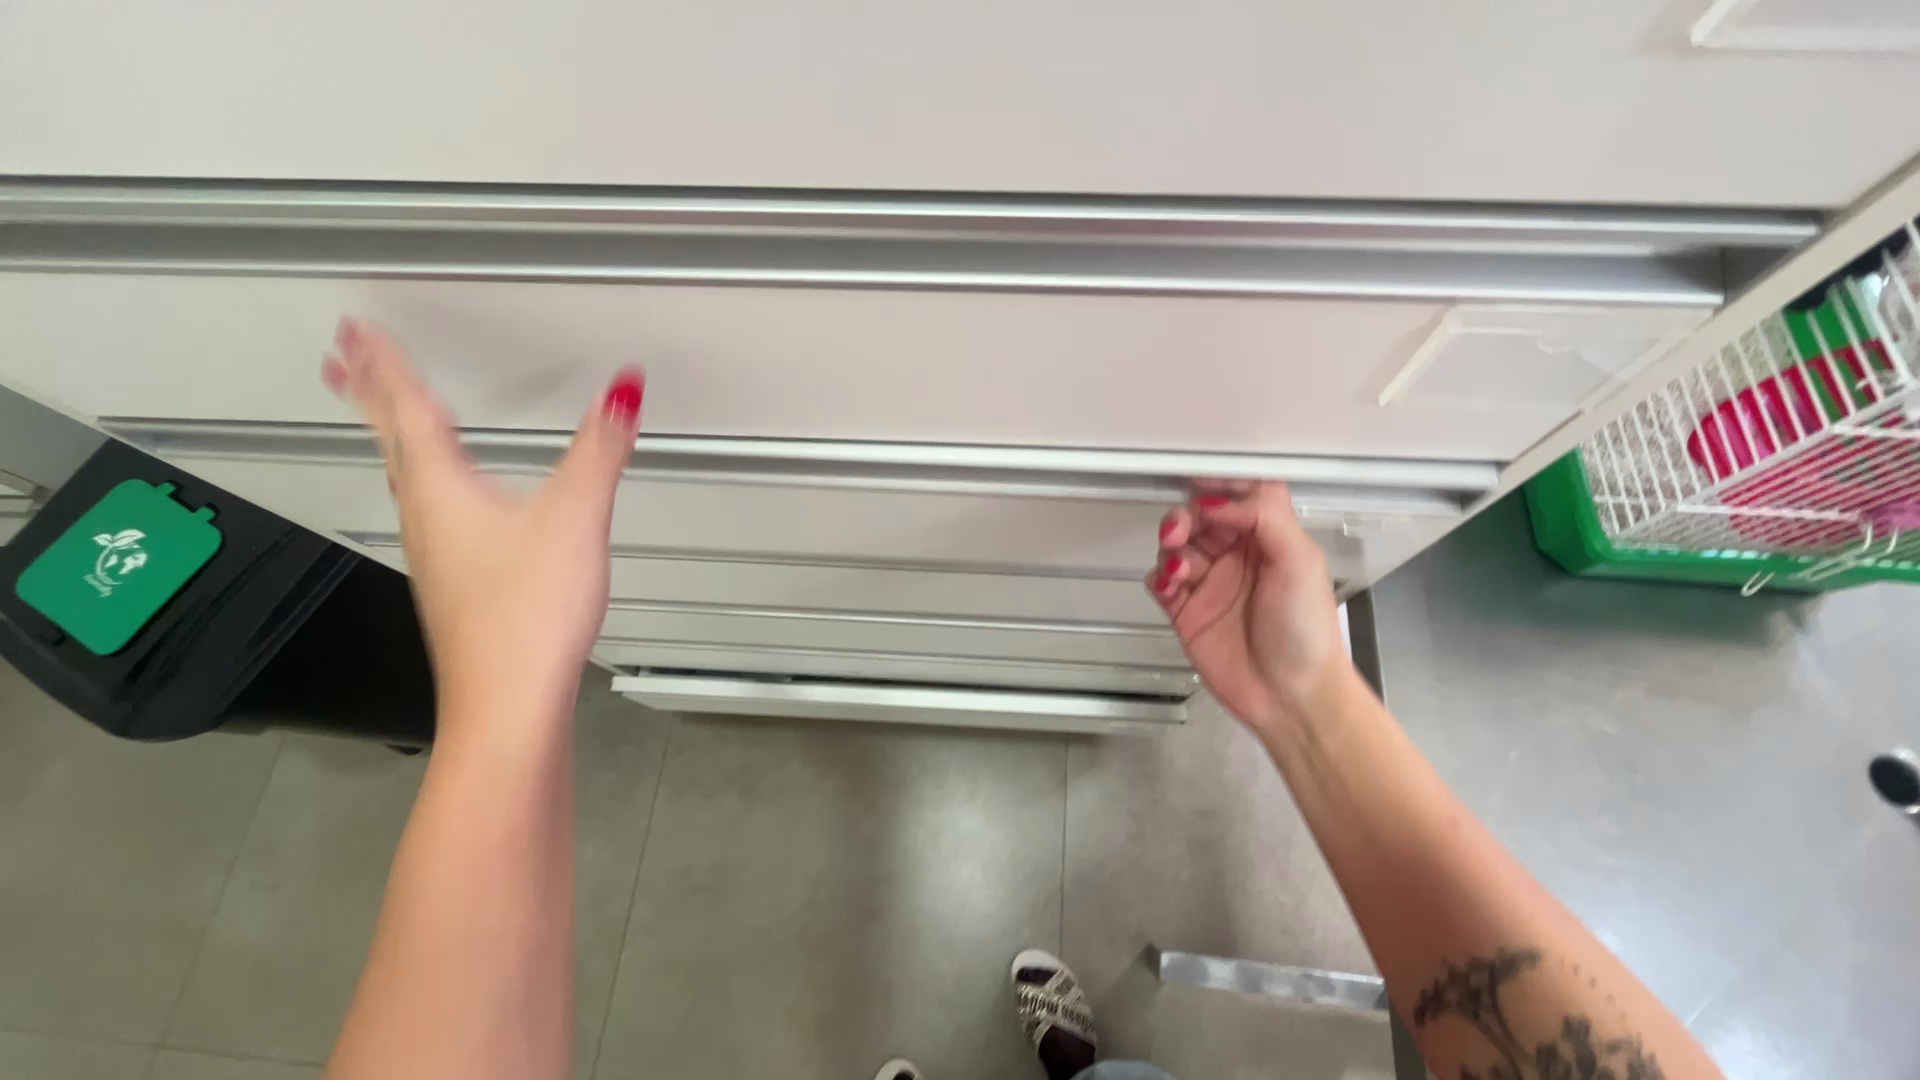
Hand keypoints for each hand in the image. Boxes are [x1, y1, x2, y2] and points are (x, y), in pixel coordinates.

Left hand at [321, 318, 642, 737]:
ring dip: (393, 435)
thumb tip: (623, 387)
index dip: (387, 365)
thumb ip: (601, 450)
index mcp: (445, 490)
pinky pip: (427, 510)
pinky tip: (445, 496)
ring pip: (405, 478)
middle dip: (370, 394)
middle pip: (392, 442)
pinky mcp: (453, 583)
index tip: (359, 328)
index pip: (409, 411)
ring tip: (385, 411)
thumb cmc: (531, 611)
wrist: (509, 698)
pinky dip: (423, 478)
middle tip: (342, 359)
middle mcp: (428, 517)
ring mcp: (436, 553)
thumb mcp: (576, 518)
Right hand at [1149, 484, 1353, 734]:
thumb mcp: (1300, 561)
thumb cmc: (1304, 628)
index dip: (1220, 485)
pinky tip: (1170, 587)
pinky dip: (1159, 577)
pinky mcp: (1185, 610)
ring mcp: (1209, 582)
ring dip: (1171, 547)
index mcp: (1270, 538)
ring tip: (1180, 568)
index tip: (1196, 483)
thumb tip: (1216, 500)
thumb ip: (1262, 517)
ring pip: (1176, 545)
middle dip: (1184, 517)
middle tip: (1177, 532)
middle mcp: (1237, 555)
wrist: (1289, 695)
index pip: (1242, 495)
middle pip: (1200, 517)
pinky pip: (1160, 580)